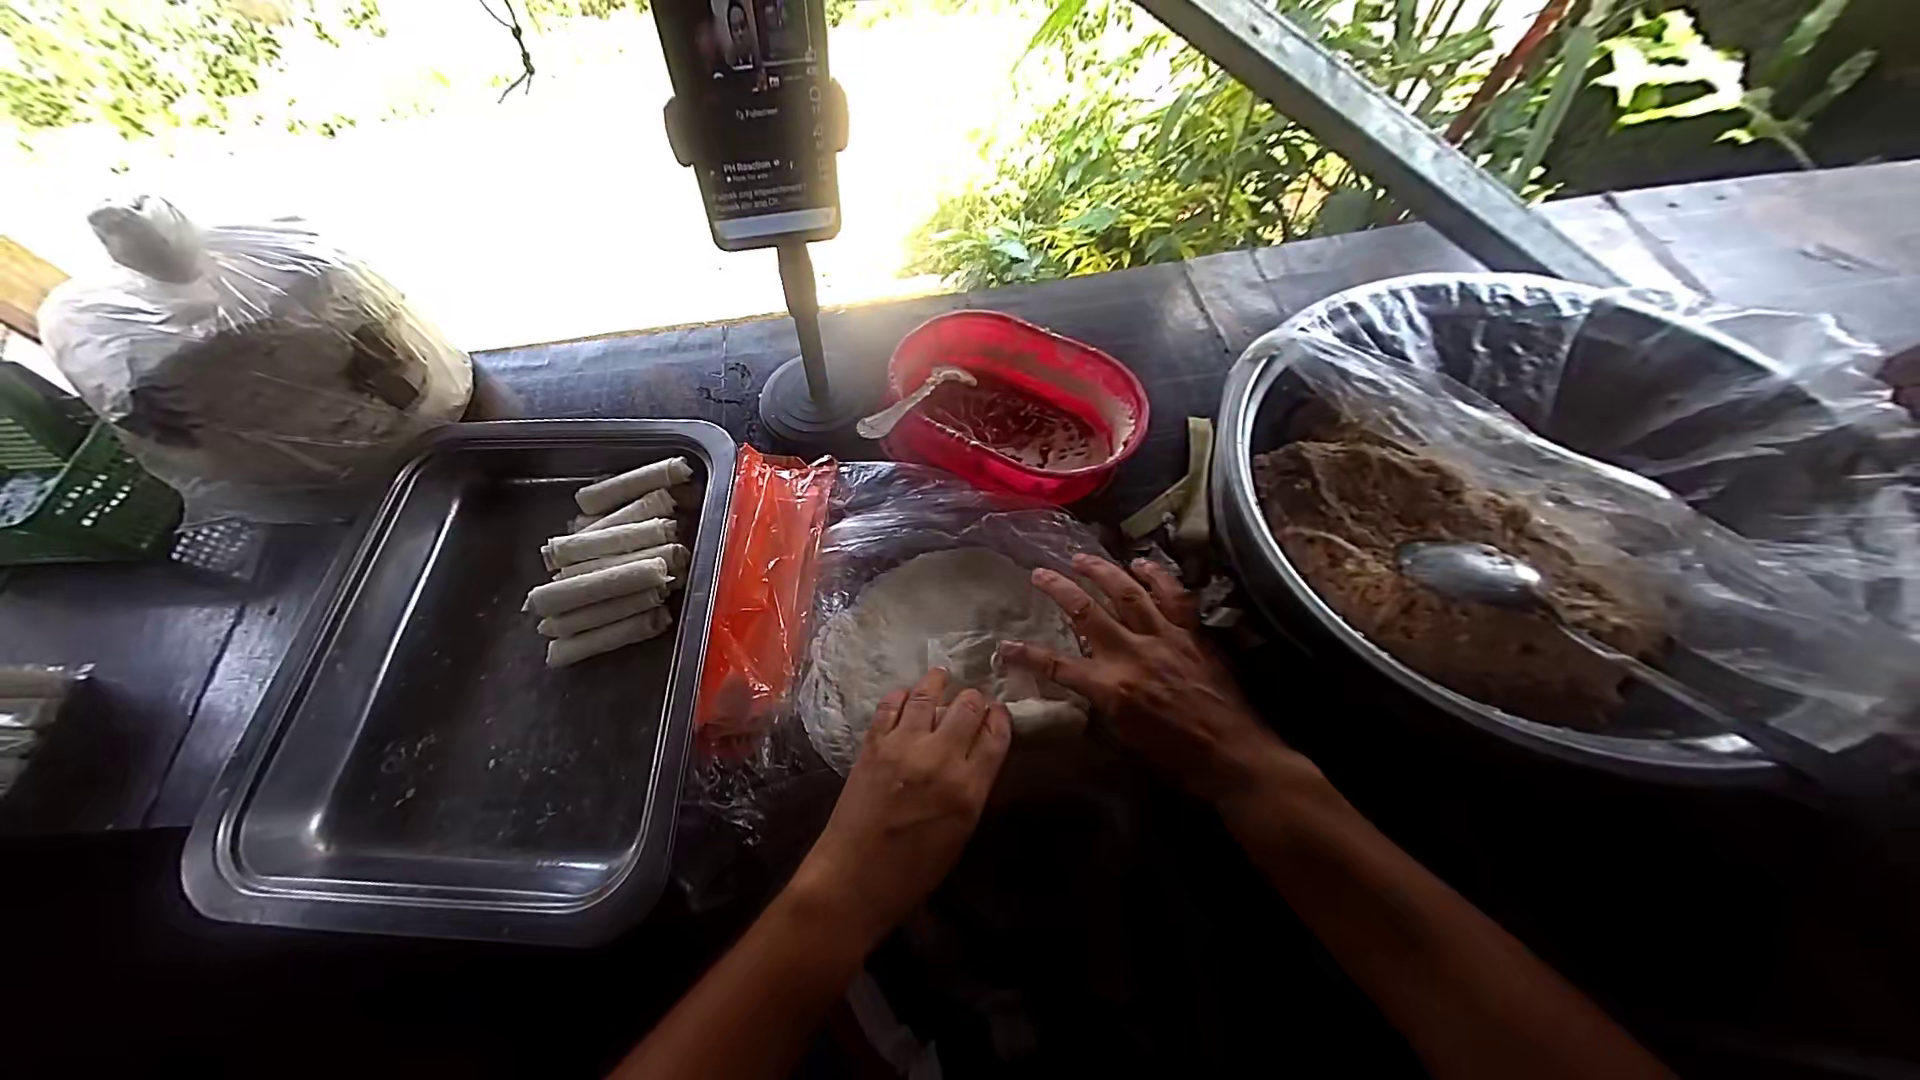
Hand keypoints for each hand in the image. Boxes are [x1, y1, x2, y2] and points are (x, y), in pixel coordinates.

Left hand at [789, 668, 1011, 945]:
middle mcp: (940, 759)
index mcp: (968, 789)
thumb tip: (976, 752)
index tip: (997, 712)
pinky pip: (890, 704)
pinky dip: (902, 695)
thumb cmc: (913, 870)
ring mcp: (903, 746)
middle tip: (970, 700)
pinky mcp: (873, 743)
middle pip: (967, 706)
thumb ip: (973, 787)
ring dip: (938, 682)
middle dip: (973, 699)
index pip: (996, 735)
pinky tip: (906, 695)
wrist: (852, 879)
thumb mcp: (960, 832)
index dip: (1000, 718)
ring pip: (928, 694)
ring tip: (941, 676)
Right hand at [999, 554, 1322, 806]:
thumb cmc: (1176, 757)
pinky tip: (1140, 562)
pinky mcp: (1190, 634)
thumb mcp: (1125, 735)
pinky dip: (1156, 576)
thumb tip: (1089, 679)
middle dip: (1059, 589)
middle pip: (1087, 613)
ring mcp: (1164, 639)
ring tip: (1082, 557)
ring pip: (1127, 593)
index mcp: (1112, 688)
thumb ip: (1103, 700)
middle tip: (1040, 572)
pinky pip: (1172, 596)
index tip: (1005, 645)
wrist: (1233, 755)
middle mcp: (1133, 655)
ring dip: (1102, 571)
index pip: (1057, 666)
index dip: (1027, 654)